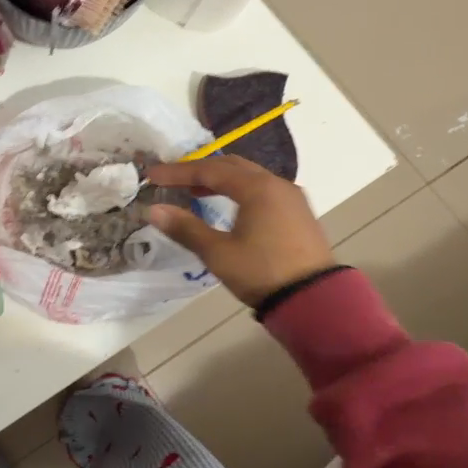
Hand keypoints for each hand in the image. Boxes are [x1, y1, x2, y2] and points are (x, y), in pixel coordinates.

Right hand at [145, 155, 336, 307]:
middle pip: (231, 166)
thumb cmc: (262, 272)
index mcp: (257, 188)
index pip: (209, 170)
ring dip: (220, 180)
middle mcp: (277, 184)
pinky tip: (227, 205)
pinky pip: (263, 190)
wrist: (315, 300)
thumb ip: (185, 228)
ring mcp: (291, 198)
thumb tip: (154, 210)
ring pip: (249, 177)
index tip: (152, 175)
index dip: (178, 172)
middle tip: (173, 179)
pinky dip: (239, 190)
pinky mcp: (298, 213)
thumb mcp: (218, 253)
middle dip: (199, 170)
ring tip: (194, 191)